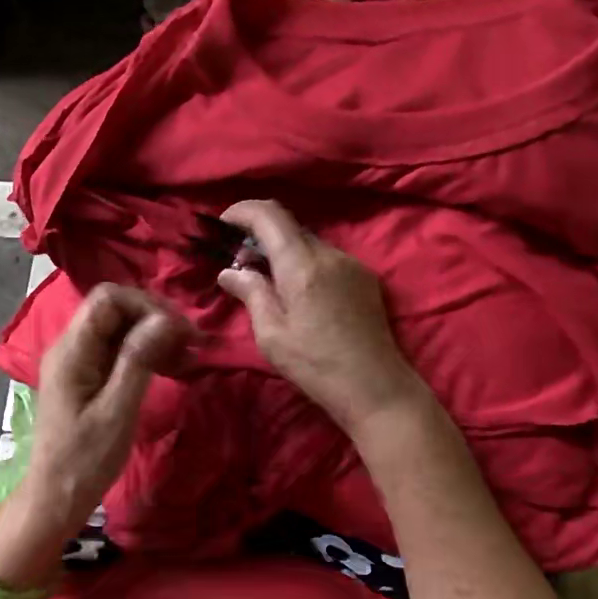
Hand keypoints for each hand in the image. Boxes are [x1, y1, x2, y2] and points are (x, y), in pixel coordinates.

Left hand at [18, 284, 189, 536]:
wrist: (57, 498)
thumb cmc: (86, 460)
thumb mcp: (117, 411)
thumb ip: (139, 361)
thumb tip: (166, 319)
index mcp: (72, 350)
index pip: (108, 298)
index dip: (147, 305)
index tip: (179, 332)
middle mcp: (71, 347)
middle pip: (115, 310)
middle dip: (156, 319)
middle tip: (193, 344)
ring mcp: (78, 362)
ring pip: (120, 330)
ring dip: (155, 337)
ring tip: (189, 357)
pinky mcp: (86, 378)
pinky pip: (118, 352)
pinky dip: (146, 355)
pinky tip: (172, 369)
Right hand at [216, 200, 429, 434]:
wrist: (374, 387)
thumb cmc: (315, 365)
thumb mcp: (271, 335)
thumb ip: (251, 294)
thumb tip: (230, 271)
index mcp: (302, 266)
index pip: (270, 215)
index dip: (243, 211)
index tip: (223, 224)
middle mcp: (329, 255)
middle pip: (289, 227)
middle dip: (260, 236)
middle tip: (241, 264)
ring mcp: (351, 264)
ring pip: (309, 243)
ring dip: (284, 252)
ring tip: (268, 283)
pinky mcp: (365, 278)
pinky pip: (327, 258)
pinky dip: (305, 264)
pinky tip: (299, 294)